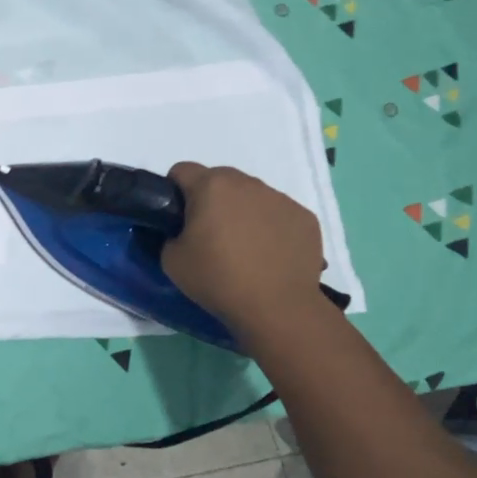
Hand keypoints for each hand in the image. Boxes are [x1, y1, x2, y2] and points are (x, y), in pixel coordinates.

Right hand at [161, 161, 332, 332]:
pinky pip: (278, 213)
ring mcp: (281, 199)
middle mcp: (248, 183)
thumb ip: (171, 234)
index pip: (182, 170)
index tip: (177, 217)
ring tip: (243, 247)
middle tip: (209, 234)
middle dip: (210, 199)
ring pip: (251, 195)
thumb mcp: (171, 260)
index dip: (174, 191)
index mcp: (211, 186)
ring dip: (242, 211)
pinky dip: (270, 226)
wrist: (277, 307)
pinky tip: (269, 254)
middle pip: (219, 179)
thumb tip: (183, 232)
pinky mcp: (305, 217)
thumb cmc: (218, 280)